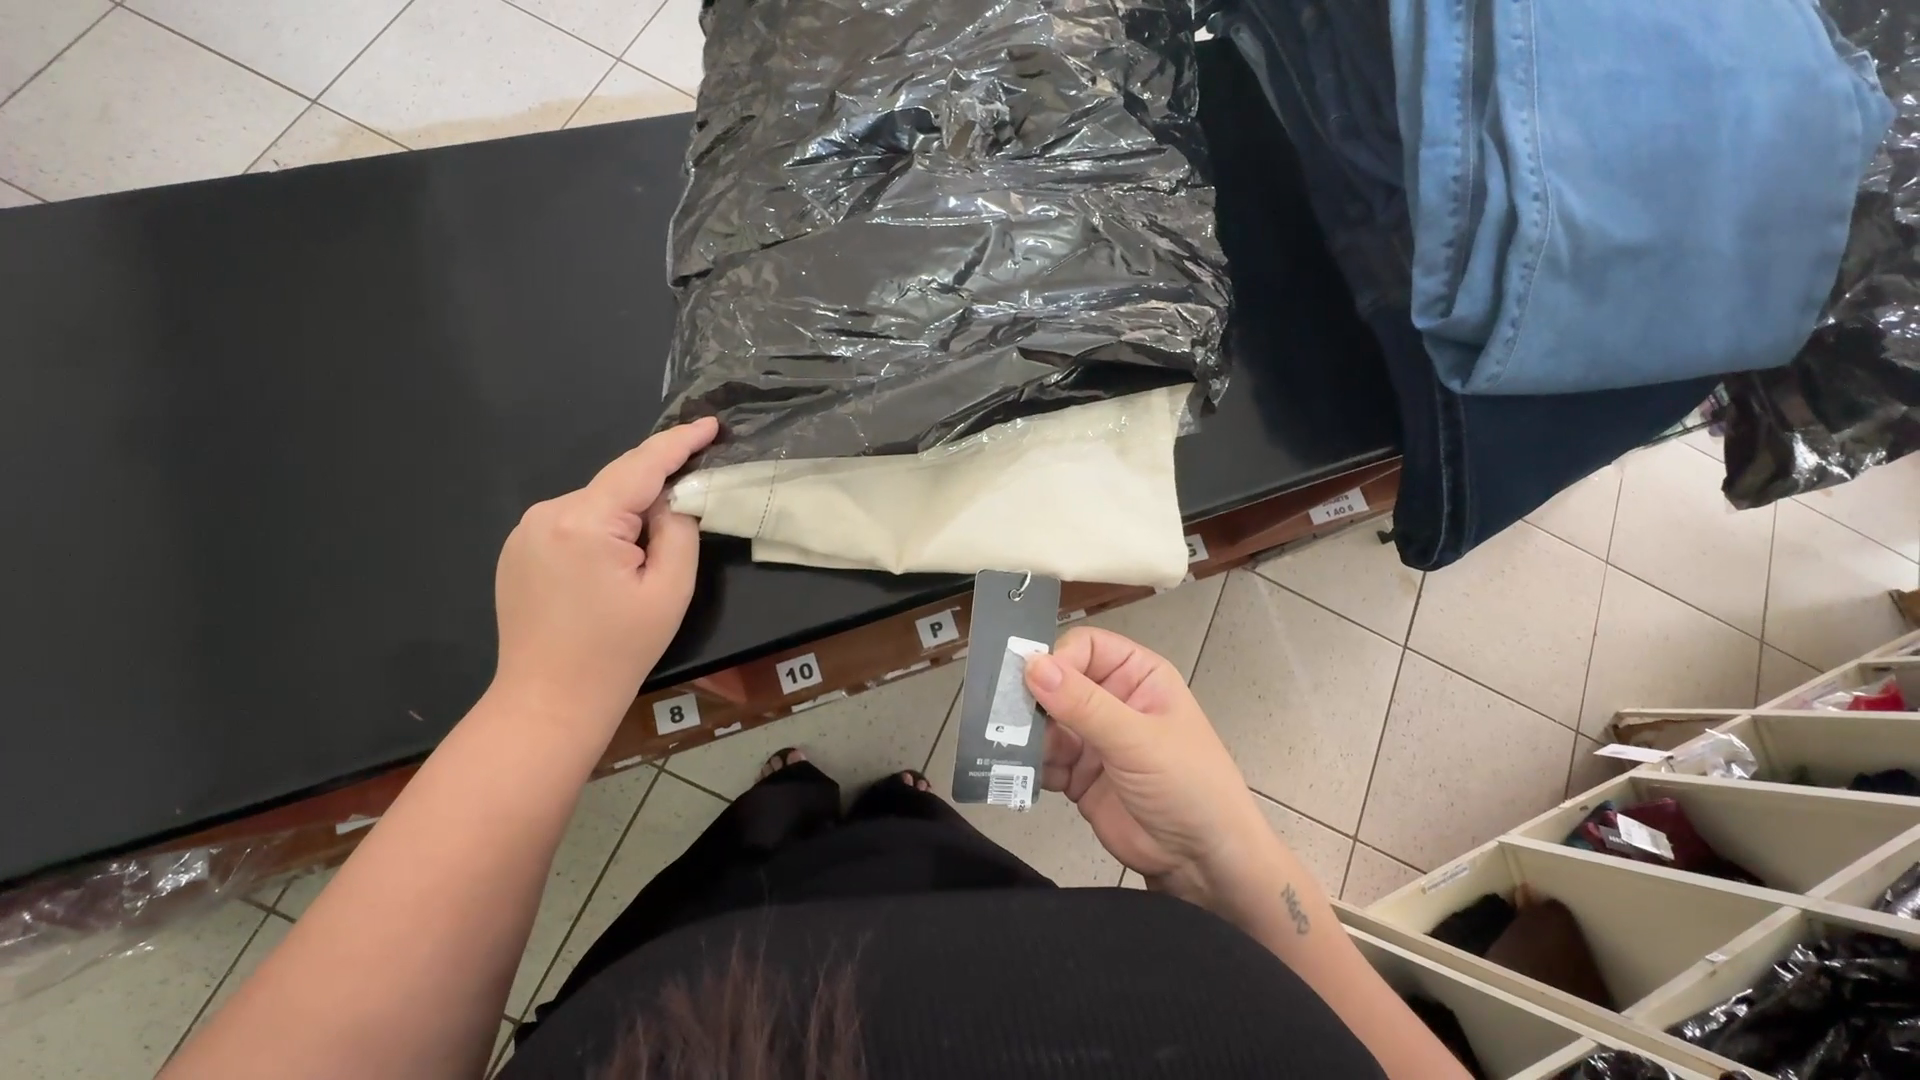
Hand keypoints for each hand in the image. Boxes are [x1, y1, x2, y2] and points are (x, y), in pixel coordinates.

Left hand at [490, 418, 718, 726]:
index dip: (679, 442)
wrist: (548, 700)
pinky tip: (608, 572)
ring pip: (594, 504)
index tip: (711, 423)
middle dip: (654, 493)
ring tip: (641, 566)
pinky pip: (571, 524)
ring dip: (625, 517)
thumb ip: (679, 531)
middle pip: (616, 486)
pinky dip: (599, 531)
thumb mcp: (670, 590)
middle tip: (687, 516)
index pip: (641, 466)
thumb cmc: (618, 651)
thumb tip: (671, 501)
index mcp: (585, 522)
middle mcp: (546, 514)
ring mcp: (524, 531)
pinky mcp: (515, 550)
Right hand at [1025, 627, 1281, 912]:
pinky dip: (1029, 766)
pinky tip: (1024, 776)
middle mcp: (1112, 700)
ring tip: (1014, 752)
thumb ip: (1084, 703)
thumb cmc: (1189, 786)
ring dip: (1027, 737)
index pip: (1084, 648)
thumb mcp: (1138, 740)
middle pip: (1056, 683)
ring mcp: (1094, 739)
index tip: (1031, 683)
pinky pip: (1042, 760)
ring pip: (1044, 723)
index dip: (1057, 660)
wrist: (1202, 862)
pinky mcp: (1078, 775)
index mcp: (1137, 676)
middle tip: (1006, 719)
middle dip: (1032, 701)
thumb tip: (1032, 665)